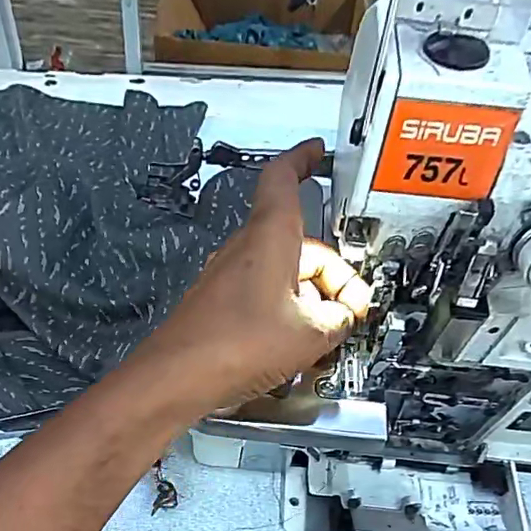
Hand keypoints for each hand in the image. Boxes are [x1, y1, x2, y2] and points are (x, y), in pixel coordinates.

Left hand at [127, 138, 371, 415]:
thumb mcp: (310, 335)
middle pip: (299, 243)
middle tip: (351, 308)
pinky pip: (265, 297)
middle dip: (332, 273)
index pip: (284, 178)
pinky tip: (297, 347)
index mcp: (269, 237)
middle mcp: (246, 249)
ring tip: (326, 336)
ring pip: (283, 274)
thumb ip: (338, 320)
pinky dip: (288, 313)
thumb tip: (344, 318)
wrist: (179, 376)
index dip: (304, 160)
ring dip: (311, 298)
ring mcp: (231, 277)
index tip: (318, 154)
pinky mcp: (222, 305)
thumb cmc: (236, 344)